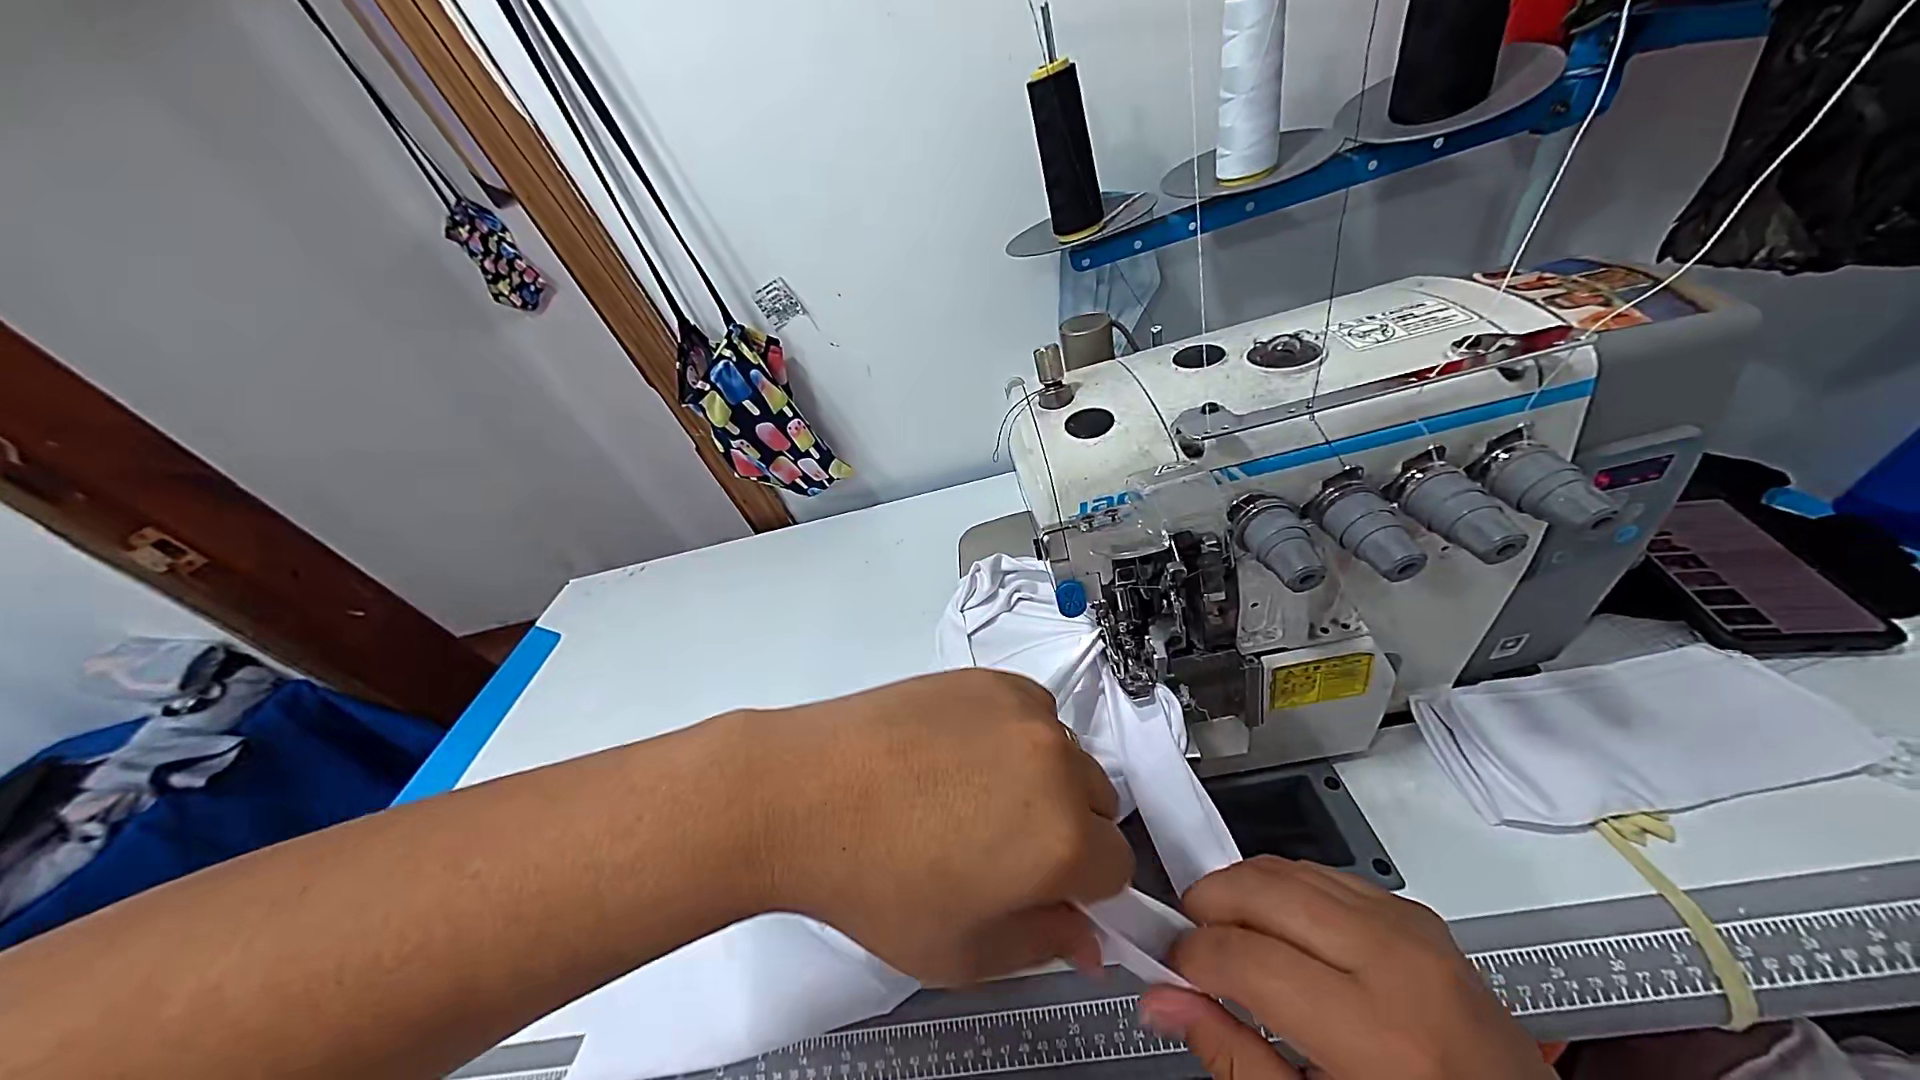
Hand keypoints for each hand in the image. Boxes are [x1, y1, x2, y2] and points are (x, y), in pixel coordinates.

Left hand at [736, 669, 1133, 985]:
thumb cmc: (871, 878)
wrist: (807, 793)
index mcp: (1062, 839)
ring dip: (1041, 778)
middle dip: (1066, 830)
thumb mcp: (963, 951)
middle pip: (1097, 804)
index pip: (1118, 866)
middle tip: (1004, 842)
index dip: (1083, 886)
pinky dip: (1012, 734)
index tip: (1048, 886)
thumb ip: (1044, 946)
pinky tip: (959, 754)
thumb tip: (1084, 936)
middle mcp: (1056, 765)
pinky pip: (1031, 712)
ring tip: (971, 794)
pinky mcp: (991, 681)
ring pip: (1066, 755)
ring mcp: (1023, 714)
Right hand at [1139, 857, 1549, 1079]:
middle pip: (1261, 889)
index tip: (1169, 968)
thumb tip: (1162, 1002)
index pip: (1246, 955)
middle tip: (1189, 944)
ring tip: (1228, 937)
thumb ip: (1234, 1057)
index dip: (1190, 956)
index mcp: (1380, 1034)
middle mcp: (1398, 961)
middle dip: (1205, 905)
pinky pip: (1320, 873)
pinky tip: (1277, 930)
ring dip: (1239, 892)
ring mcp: (1411, 926)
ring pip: (1284, 868)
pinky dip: (1280, 890)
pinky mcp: (1414, 912)